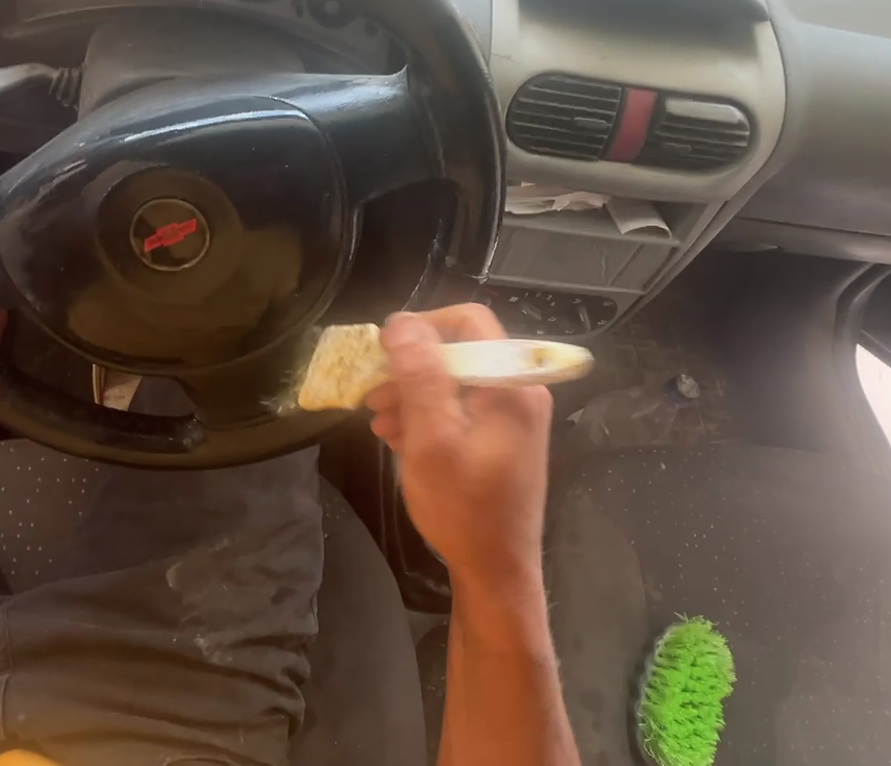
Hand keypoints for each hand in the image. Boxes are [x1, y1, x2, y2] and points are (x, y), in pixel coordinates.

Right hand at [366, 304, 552, 590]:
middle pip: (458, 351)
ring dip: (413, 393)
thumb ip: (419, 375)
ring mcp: (512, 414)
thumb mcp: (431, 438)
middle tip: (372, 392)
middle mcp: (518, 389)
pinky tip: (398, 435)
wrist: (496, 570)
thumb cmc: (463, 506)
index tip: (385, 349)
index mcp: (510, 382)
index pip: (468, 321)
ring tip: (378, 420)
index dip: (423, 325)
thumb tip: (401, 322)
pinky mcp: (501, 435)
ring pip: (454, 379)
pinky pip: (460, 406)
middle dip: (410, 367)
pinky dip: (428, 413)